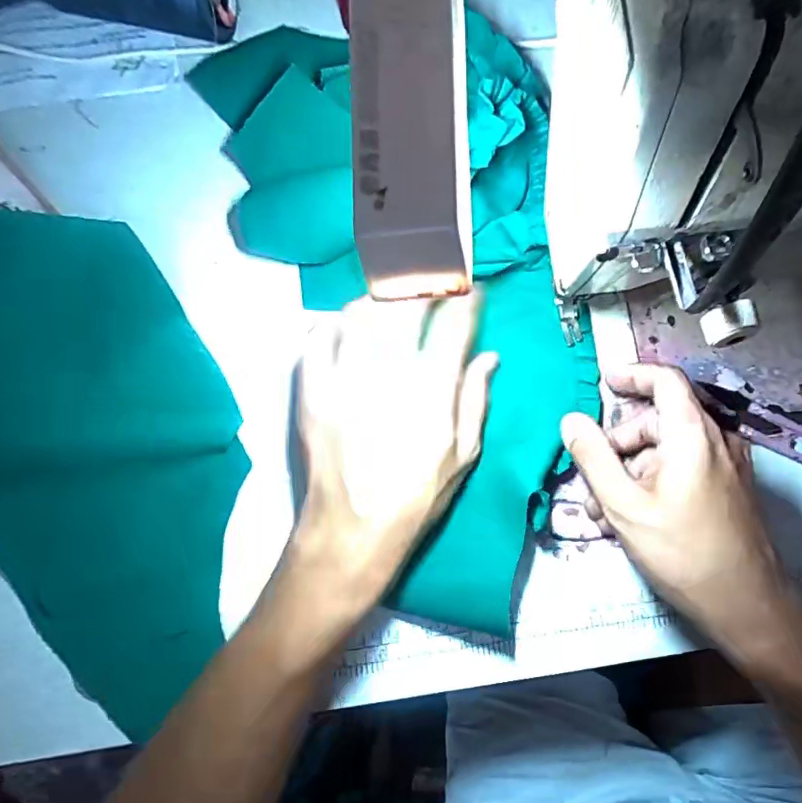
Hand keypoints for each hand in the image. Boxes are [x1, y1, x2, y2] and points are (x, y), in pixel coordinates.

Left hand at [291, 293, 497, 604]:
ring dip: (383, 294)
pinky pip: (321, 335)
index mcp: (435, 392)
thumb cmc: (418, 497)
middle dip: (425, 279)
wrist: (353, 530)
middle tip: (433, 273)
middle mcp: (391, 374)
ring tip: (394, 292)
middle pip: (408, 304)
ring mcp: (346, 378)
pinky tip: (349, 320)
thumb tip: (489, 357)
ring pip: (363, 311)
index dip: (467, 298)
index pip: (455, 325)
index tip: (473, 287)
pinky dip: (337, 320)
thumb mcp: (464, 456)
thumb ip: (476, 400)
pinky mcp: (312, 388)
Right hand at [560, 364, 798, 656]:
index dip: (632, 374)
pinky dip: (656, 482)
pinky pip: (686, 469)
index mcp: (693, 433)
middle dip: (619, 445)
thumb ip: (595, 459)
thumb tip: (571, 421)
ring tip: (605, 512)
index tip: (605, 382)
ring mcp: (726, 463)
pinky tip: (633, 519)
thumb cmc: (683, 552)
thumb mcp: (625, 506)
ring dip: (632, 471)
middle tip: (592, 483)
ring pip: (669, 450)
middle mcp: (716, 439)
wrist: (745, 599)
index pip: (665, 380)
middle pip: (660, 420)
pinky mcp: (729, 486)